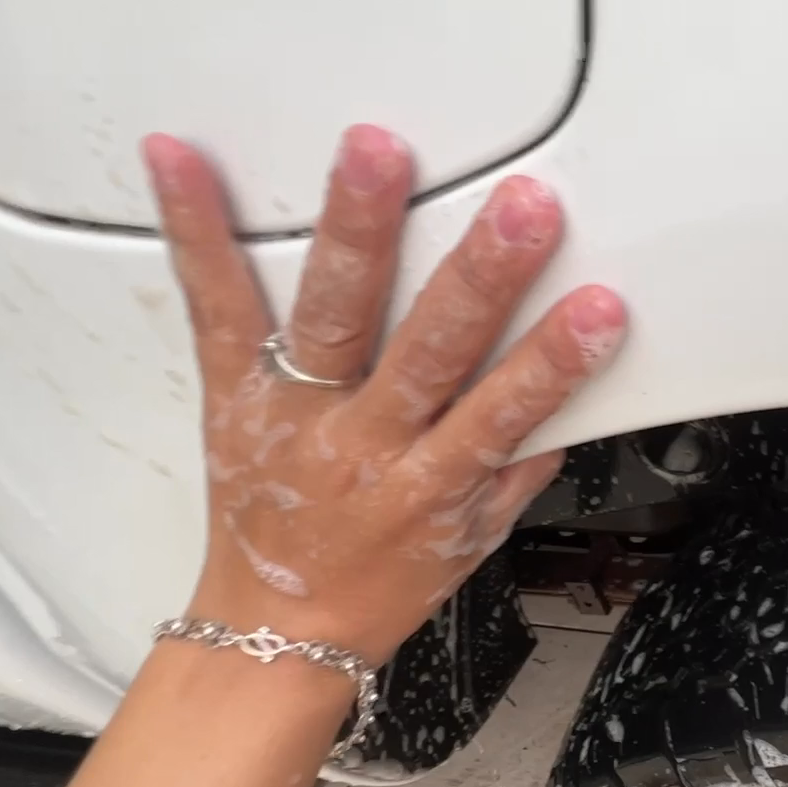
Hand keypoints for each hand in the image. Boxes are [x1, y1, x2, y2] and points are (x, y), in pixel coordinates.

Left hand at [143, 125, 625, 661]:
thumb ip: (517, 473)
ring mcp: (296, 414)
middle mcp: (367, 444)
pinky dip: (201, 237)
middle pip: (434, 350)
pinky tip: (189, 167)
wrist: (277, 630)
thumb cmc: (384, 586)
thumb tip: (559, 412)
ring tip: (380, 157)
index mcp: (433, 485)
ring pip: (336, 317)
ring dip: (361, 232)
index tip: (598, 311)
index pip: (509, 413)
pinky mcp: (234, 395)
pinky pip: (218, 312)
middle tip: (523, 213)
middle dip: (485, 277)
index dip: (557, 360)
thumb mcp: (476, 541)